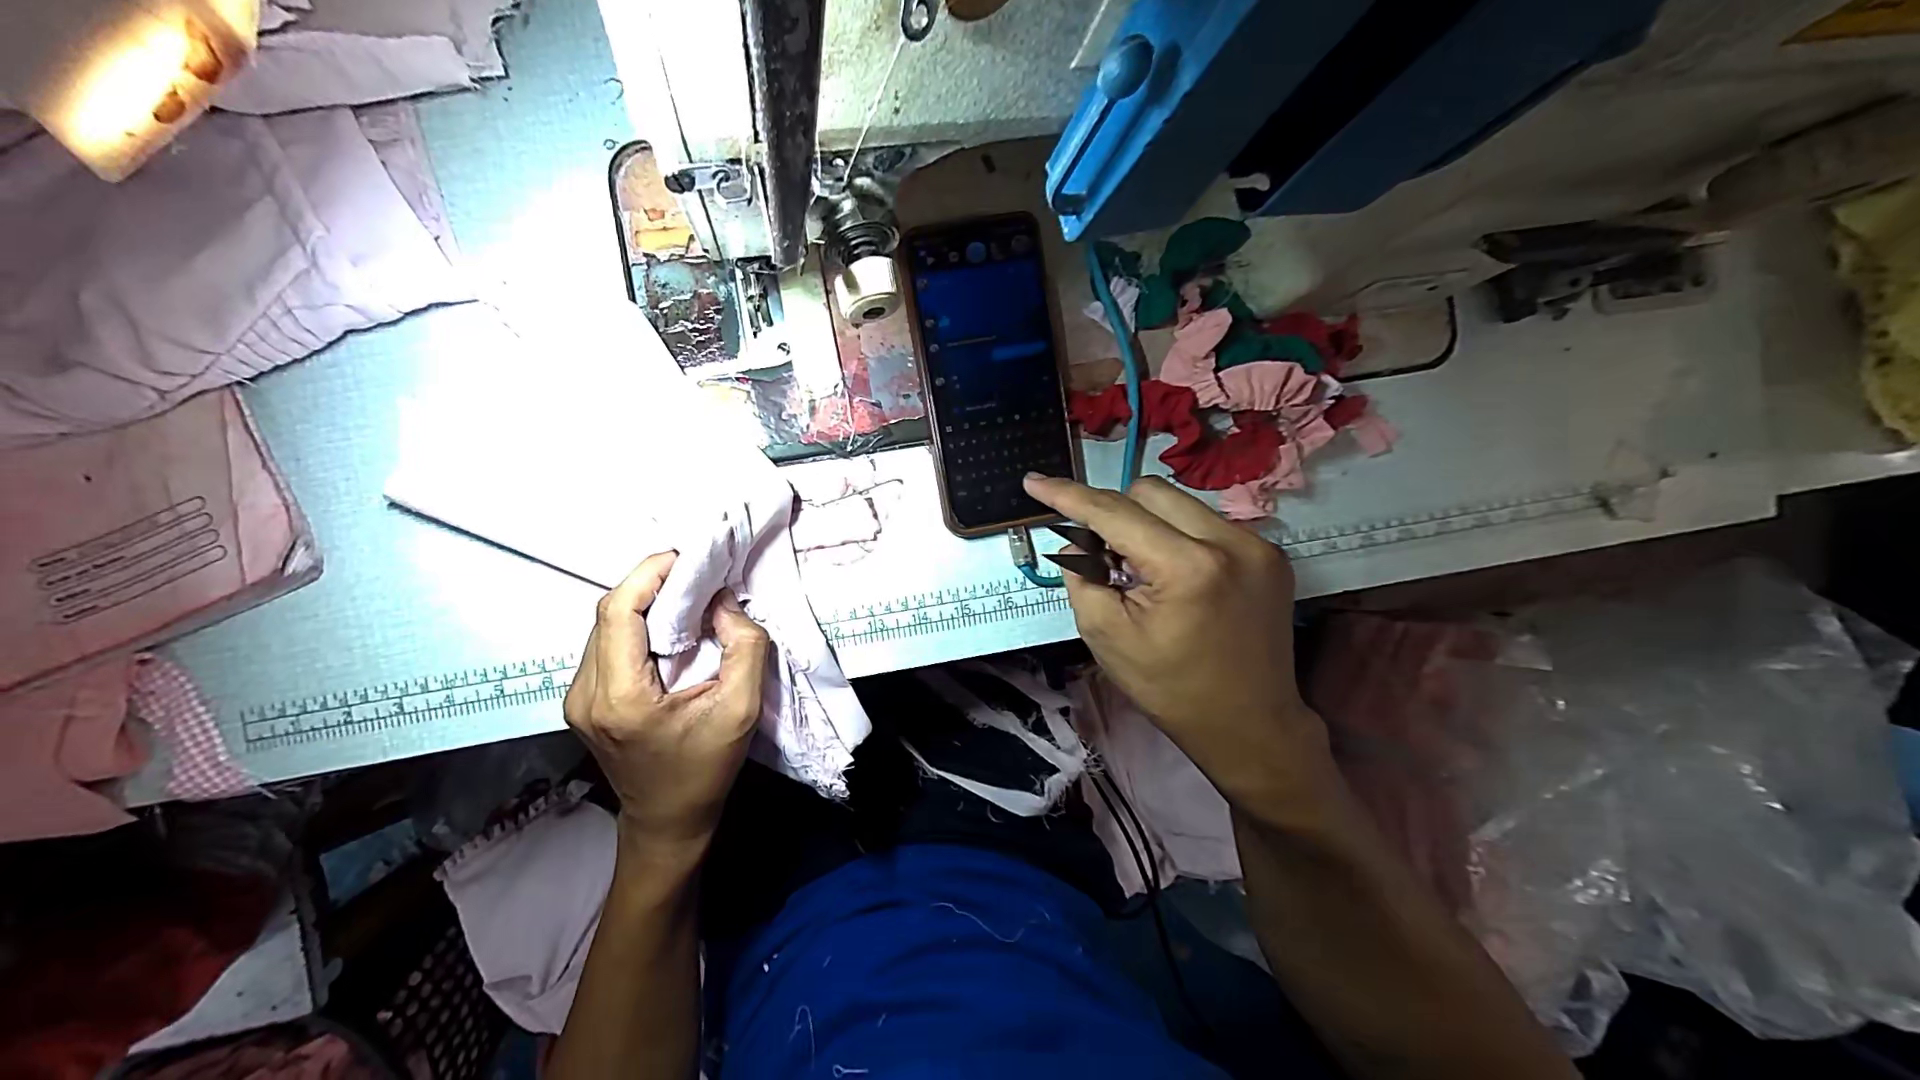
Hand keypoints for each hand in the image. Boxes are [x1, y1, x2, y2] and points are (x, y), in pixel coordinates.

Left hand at [564, 552, 770, 848]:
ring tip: (688, 599)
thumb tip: (723, 601)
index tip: (688, 558)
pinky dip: (639, 625)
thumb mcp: (741, 710)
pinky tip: (670, 630)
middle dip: (653, 585)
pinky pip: (608, 644)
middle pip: (609, 614)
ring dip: (645, 604)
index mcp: (619, 699)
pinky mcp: (584, 700)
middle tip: (697, 576)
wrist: (668, 820)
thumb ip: (744, 648)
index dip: (649, 574)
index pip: (617, 612)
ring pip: (606, 626)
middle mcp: (585, 694)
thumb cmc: (705, 771)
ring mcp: (578, 698)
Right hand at [1024, 474, 1334, 809]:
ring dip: (1147, 523)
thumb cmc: (1170, 689)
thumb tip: (1078, 538)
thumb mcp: (1106, 636)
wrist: (1249, 725)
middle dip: (1113, 512)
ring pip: (1180, 502)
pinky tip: (1175, 577)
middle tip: (1102, 556)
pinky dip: (1178, 537)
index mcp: (1187, 567)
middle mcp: (1230, 541)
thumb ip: (1081, 576)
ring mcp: (1258, 544)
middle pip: (1149, 491)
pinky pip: (1207, 523)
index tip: (1035, 481)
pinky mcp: (1270, 554)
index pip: (1114, 512)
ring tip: (1141, 571)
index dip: (1068, 495)